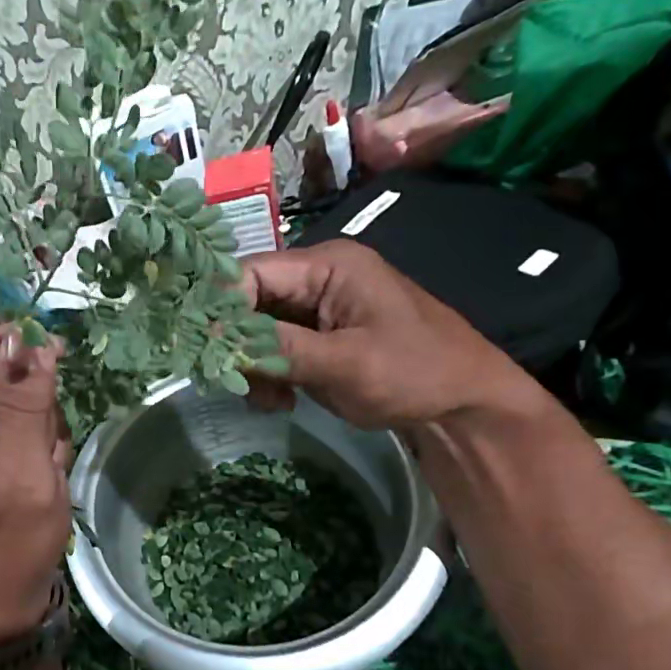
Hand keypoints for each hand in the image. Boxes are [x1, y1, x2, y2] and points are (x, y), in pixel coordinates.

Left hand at [0, 331, 71, 648]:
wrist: (7, 596)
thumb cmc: (13, 539)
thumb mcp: (24, 467)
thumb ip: (22, 401)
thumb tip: (23, 337)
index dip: (7, 347)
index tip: (51, 363)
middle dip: (28, 396)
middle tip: (42, 442)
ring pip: (7, 393)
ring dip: (37, 419)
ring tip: (42, 462)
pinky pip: (12, 418)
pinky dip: (35, 436)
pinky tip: (39, 468)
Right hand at [241, 239, 545, 428]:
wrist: (463, 405)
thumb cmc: (415, 373)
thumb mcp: (347, 362)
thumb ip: (279, 349)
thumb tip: (216, 340)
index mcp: (327, 264)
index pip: (250, 273)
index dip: (221, 309)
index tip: (207, 353)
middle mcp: (317, 278)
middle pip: (249, 301)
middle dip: (238, 345)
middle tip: (237, 385)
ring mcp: (318, 309)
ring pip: (257, 329)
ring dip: (252, 366)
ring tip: (269, 400)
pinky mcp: (319, 338)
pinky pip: (275, 349)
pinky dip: (269, 375)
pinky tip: (281, 401)